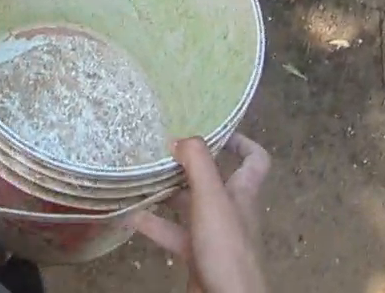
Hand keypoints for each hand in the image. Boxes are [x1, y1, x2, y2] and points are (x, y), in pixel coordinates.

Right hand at [129, 135, 269, 292]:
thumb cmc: (226, 247)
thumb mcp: (212, 197)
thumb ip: (197, 163)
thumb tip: (180, 137)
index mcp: (242, 192)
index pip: (254, 160)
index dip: (240, 141)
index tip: (214, 128)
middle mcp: (229, 210)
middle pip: (210, 179)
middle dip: (186, 164)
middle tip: (160, 148)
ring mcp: (213, 234)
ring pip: (188, 205)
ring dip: (165, 192)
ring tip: (140, 177)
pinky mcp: (196, 255)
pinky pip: (172, 233)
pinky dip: (153, 224)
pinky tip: (130, 216)